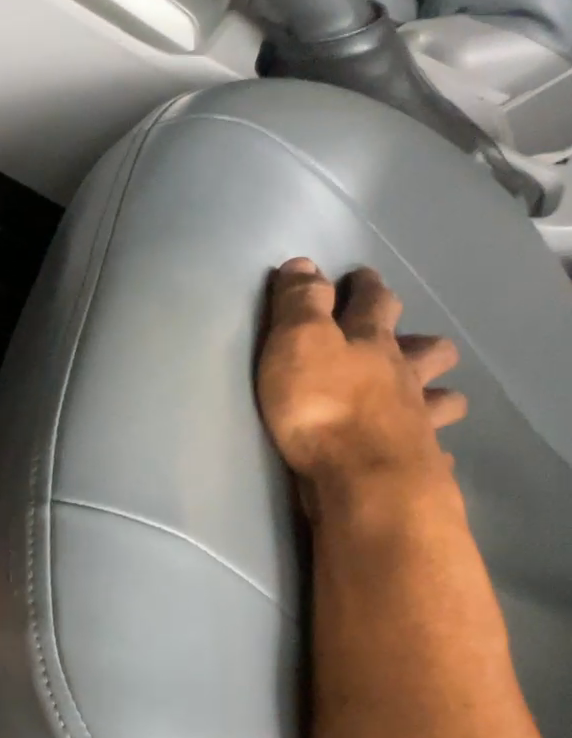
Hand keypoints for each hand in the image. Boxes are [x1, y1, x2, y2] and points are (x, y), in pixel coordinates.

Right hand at [257, 259, 465, 505]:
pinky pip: (432, 445)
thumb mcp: (296, 343)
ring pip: (442, 395)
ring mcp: (415, 416)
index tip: (357, 276)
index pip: (372, 303)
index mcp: (371, 342)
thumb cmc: (320, 403)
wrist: (359, 473)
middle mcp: (401, 374)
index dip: (364, 287)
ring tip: (420, 394)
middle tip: (399, 338)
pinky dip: (428, 442)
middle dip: (414, 337)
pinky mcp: (414, 455)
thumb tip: (304, 264)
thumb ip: (299, 304)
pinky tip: (422, 446)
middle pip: (424, 346)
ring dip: (435, 389)